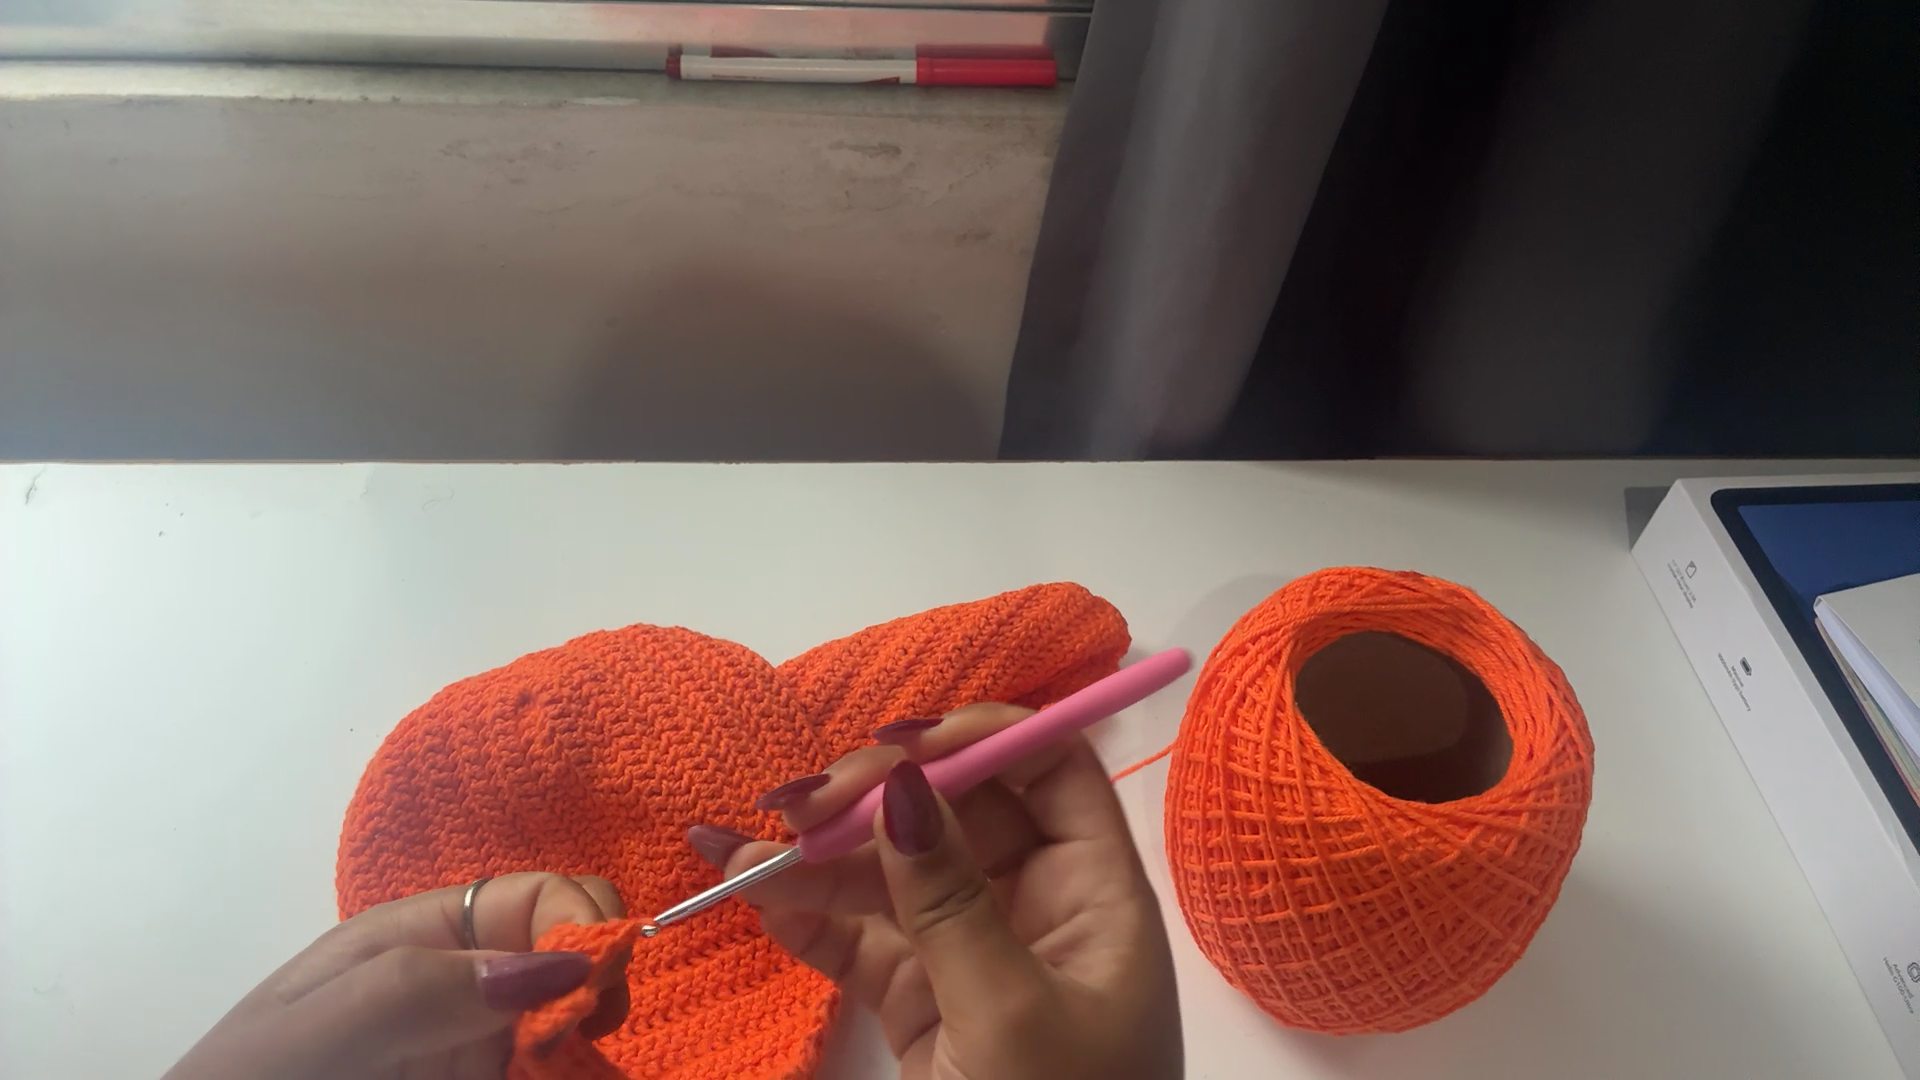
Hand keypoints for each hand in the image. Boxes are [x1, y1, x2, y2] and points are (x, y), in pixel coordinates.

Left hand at [165, 872, 629, 1079]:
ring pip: (572, 1008)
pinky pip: (552, 1062)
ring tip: (589, 1059)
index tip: (596, 980)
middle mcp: (466, 976)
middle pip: (569, 945)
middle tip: (601, 1024)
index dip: (580, 921)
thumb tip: (564, 962)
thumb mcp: (312, 1038)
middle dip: (601, 970)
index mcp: (429, 935)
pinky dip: (577, 1066)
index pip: (538, 895)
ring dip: (593, 1025)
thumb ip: (421, 990)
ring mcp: (478, 1035)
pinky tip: (579, 1073)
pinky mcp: (487, 1078)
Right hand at [688, 704, 1182, 1079]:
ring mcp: (970, 942)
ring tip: (741, 847)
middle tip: (799, 806)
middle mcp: (1034, 900)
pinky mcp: (918, 991)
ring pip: (896, 868)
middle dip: (876, 797)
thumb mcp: (1010, 1020)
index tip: (901, 743)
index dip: (982, 737)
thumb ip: (952, 899)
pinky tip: (748, 887)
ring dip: (820, 854)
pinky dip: (806, 913)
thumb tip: (906, 782)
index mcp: (1093, 891)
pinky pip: (863, 933)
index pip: (1050, 769)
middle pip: (957, 808)